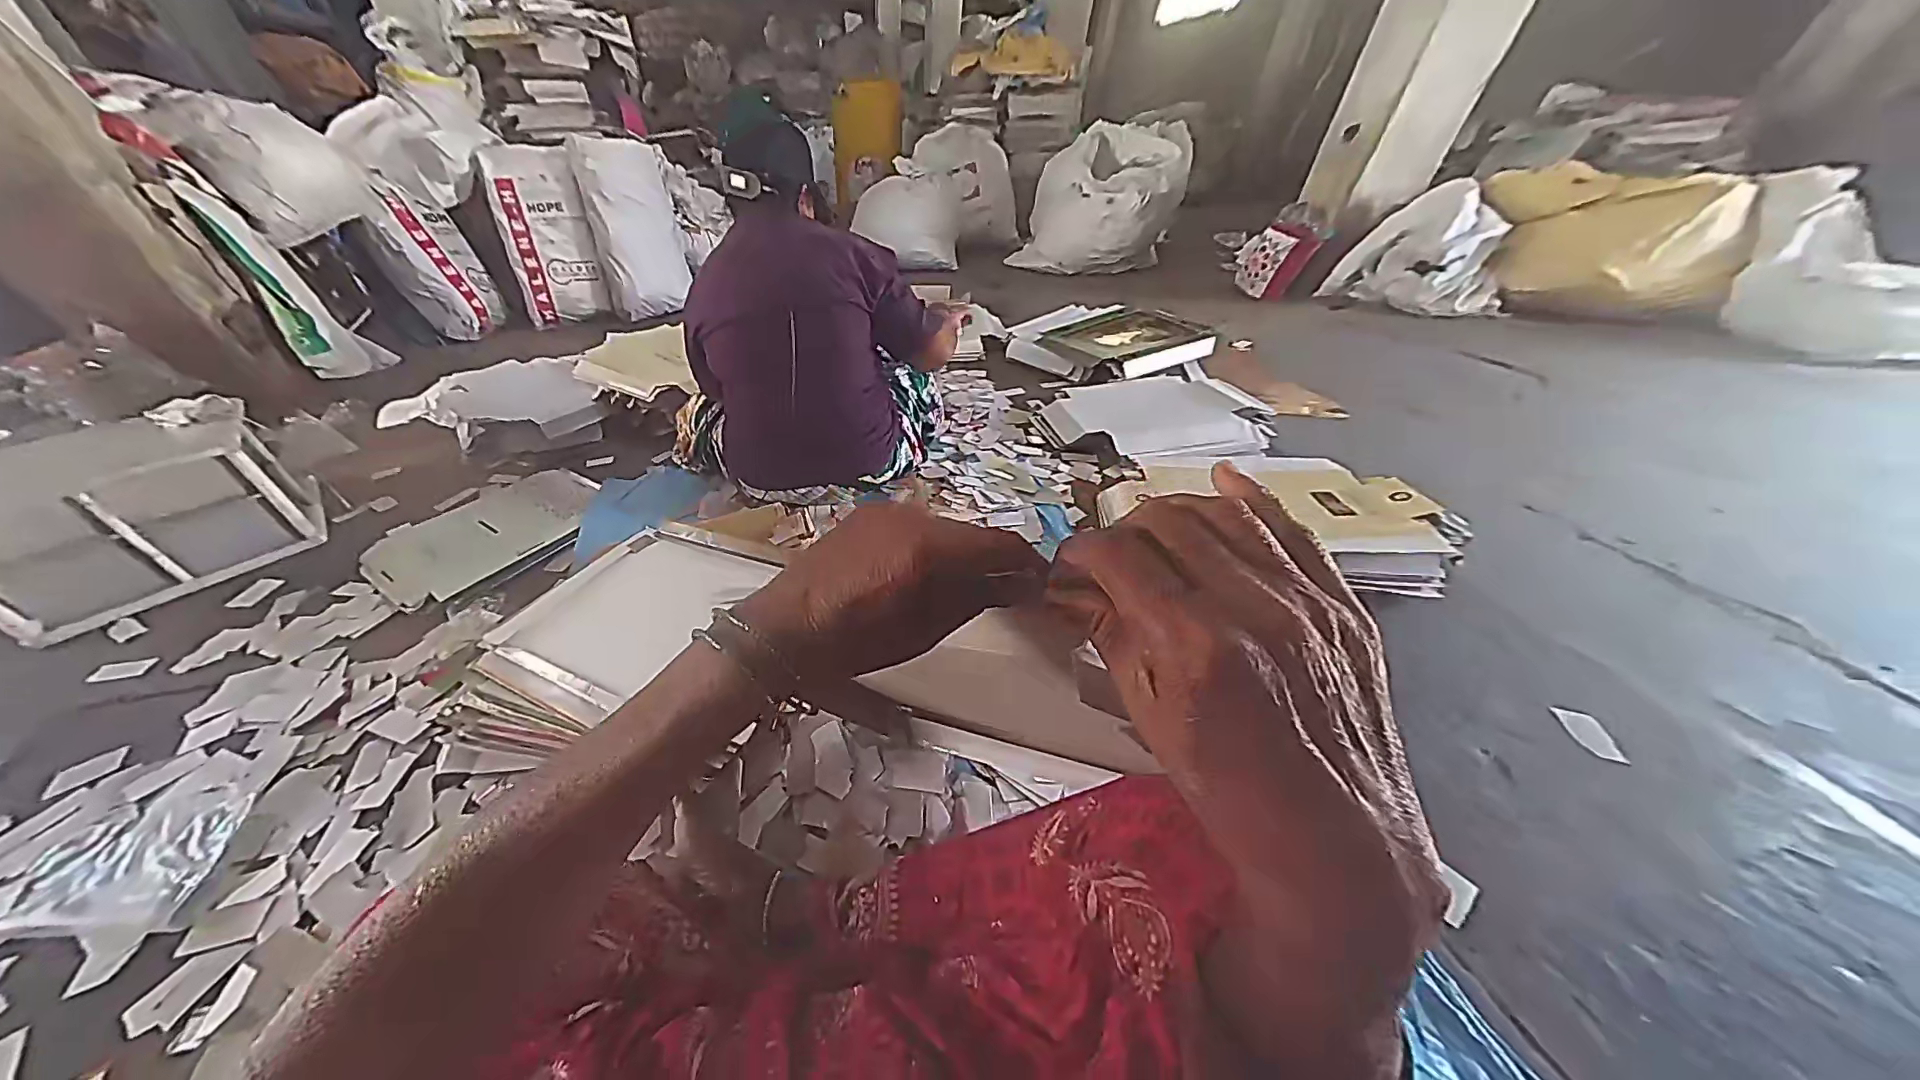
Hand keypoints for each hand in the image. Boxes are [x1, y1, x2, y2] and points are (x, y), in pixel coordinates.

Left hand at [736, 501, 1047, 680]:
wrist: (783, 628)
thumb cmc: (854, 641)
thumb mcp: (924, 628)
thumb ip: (975, 598)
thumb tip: (1016, 584)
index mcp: (926, 545)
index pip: (997, 543)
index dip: (1026, 561)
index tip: (1040, 580)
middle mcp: (909, 515)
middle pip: (972, 532)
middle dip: (994, 558)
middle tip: (1009, 588)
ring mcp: (885, 510)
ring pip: (945, 527)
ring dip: (962, 551)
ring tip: (968, 583)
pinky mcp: (868, 515)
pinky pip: (917, 525)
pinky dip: (933, 545)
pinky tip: (929, 571)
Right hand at [1048, 463, 1443, 1067]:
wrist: (1335, 841)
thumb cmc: (1227, 792)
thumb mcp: (1149, 718)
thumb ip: (1111, 636)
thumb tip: (1071, 591)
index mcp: (1193, 644)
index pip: (1119, 557)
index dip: (1082, 549)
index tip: (1069, 562)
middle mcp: (1252, 607)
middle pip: (1168, 523)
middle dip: (1122, 529)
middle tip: (1107, 556)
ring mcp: (1306, 600)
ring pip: (1224, 514)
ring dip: (1176, 513)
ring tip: (1152, 532)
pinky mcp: (1342, 604)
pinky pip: (1289, 530)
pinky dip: (1251, 501)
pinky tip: (1222, 481)